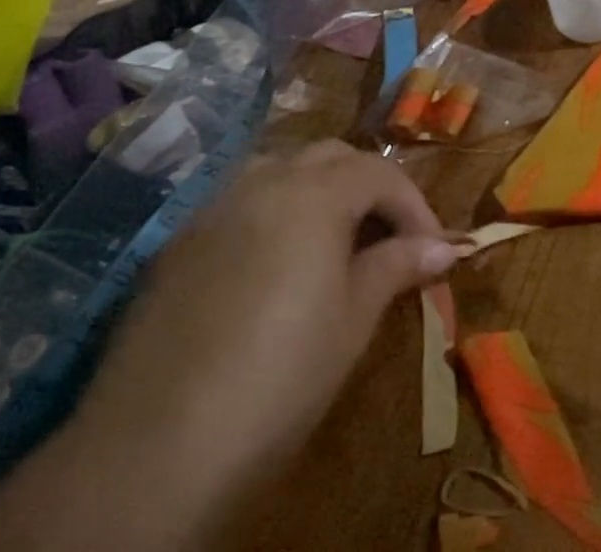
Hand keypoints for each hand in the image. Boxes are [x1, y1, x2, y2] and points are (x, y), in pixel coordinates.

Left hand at [0, 141, 457, 551]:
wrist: (158, 443)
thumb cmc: (283, 374)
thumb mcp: (354, 319)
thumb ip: (396, 267)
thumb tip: (442, 247)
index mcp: (312, 195)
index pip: (380, 173)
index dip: (416, 207)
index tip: (435, 250)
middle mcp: (259, 184)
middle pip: (329, 157)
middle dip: (369, 186)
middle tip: (392, 236)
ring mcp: (210, 211)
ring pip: (278, 171)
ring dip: (319, 192)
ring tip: (339, 243)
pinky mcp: (176, 247)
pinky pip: (239, 205)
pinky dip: (275, 214)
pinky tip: (279, 266)